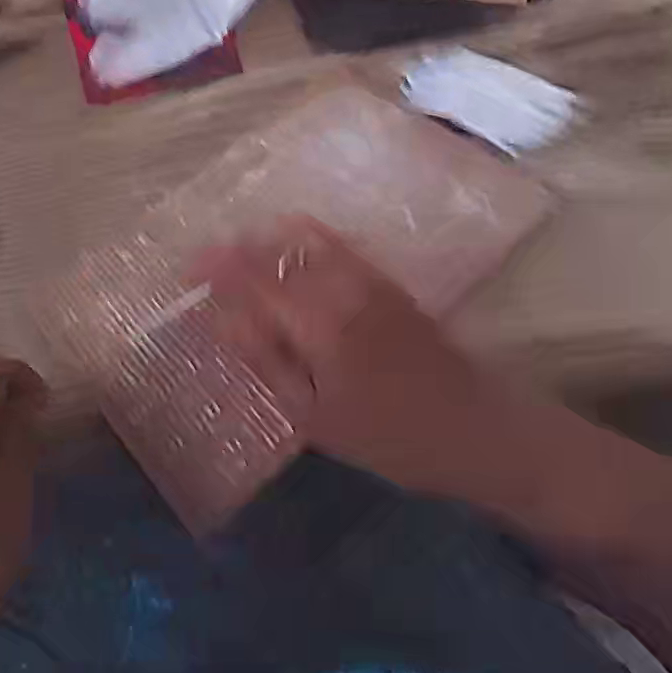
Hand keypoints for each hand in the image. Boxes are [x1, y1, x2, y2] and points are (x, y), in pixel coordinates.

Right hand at [191, 216, 515, 500]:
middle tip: (203, 264)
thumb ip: (266, 361)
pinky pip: (337, 243)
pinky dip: (303, 236)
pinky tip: (287, 240)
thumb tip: (222, 320)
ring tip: (235, 251)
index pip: (250, 278)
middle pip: (273, 251)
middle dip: (231, 251)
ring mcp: (368, 280)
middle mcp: (341, 289)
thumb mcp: (315, 415)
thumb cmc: (391, 436)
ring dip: (262, 240)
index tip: (187, 272)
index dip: (214, 268)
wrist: (484, 432)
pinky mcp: (388, 282)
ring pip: (302, 240)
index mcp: (317, 324)